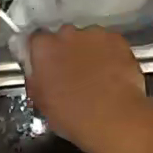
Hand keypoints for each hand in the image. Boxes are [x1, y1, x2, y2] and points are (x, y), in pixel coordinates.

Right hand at [24, 26, 152, 152]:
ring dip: (88, 51)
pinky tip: (113, 72)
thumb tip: (38, 72)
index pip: (36, 41)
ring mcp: (94, 34)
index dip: (41, 54)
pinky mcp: (116, 38)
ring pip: (87, 38)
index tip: (47, 66)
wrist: (114, 118)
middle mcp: (67, 34)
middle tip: (72, 72)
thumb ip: (36, 79)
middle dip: (66, 50)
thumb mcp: (41, 102)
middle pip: (63, 37)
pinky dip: (109, 53)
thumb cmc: (72, 116)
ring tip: (97, 74)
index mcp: (44, 48)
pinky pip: (108, 42)